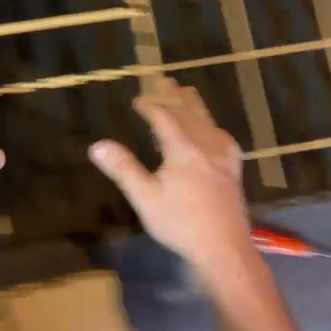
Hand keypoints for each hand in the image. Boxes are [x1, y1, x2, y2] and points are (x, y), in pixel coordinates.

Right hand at [89, 77, 251, 277]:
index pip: (164, 118)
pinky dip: (215, 129)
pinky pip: (225, 141)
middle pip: (190, 114)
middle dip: (176, 97)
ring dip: (196, 107)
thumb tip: (97, 145)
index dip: (150, 107)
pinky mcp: (233, 174)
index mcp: (182, 149)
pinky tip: (216, 134)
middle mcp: (205, 147)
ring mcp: (223, 160)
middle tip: (166, 80)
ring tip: (190, 94)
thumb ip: (123, 169)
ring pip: (209, 124)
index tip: (137, 101)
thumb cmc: (181, 224)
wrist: (224, 249)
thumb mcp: (145, 198)